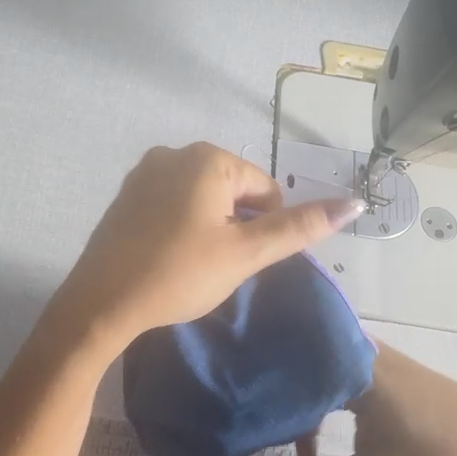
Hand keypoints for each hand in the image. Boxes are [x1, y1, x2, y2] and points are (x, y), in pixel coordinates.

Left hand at [49, 143, 362, 343]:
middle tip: (217, 267)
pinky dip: (182, 228)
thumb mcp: (245, 254)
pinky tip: (170, 258)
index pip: (266, 190)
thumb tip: (355, 204)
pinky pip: (172, 205)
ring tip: (193, 266)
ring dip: (211, 228)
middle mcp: (175, 153)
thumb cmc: (178, 274)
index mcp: (208, 159)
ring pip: (202, 199)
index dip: (265, 230)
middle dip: (237, 227)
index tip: (243, 262)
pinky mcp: (126, 196)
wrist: (101, 302)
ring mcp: (144, 172)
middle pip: (233, 191)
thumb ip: (298, 228)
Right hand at [238, 344, 456, 455]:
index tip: (220, 401)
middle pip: (293, 358)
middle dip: (261, 384)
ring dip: (285, 393)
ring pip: (310, 366)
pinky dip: (308, 395)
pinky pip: (327, 371)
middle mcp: (357, 349)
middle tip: (226, 409)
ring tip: (252, 419)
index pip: (286, 361)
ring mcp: (368, 355)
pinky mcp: (376, 366)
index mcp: (355, 366)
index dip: (252, 380)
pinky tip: (297, 426)